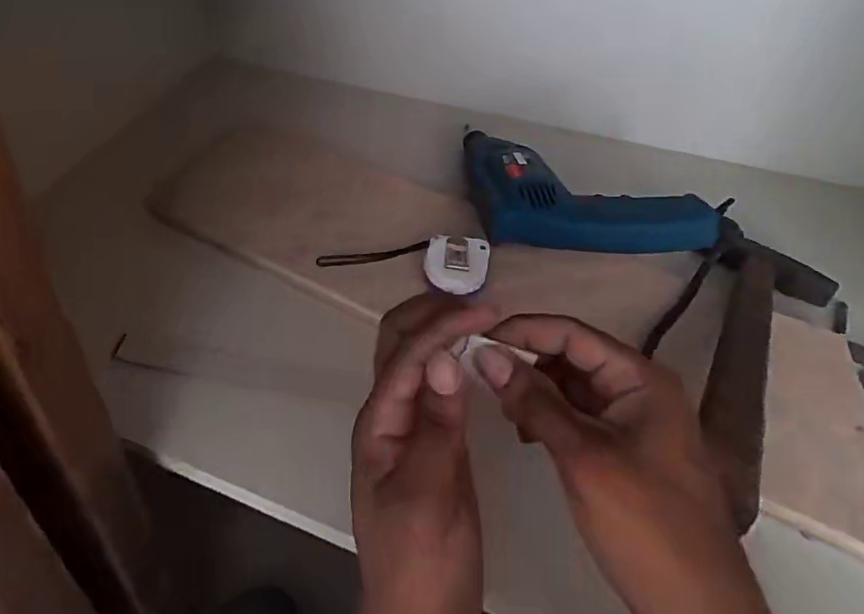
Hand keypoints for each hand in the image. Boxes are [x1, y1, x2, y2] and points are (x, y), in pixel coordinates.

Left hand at [351, 294, 500, 613]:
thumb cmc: (420, 560)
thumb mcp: (428, 497)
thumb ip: (436, 428)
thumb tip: (444, 359)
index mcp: (378, 422)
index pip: (406, 356)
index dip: (441, 327)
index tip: (485, 311)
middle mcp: (387, 412)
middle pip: (398, 342)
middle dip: (432, 313)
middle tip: (480, 305)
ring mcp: (407, 423)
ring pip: (415, 356)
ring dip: (440, 328)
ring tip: (481, 318)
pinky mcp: (431, 437)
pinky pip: (435, 382)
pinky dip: (453, 357)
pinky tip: (476, 356)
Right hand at [474, 315, 768, 613]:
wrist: (699, 611)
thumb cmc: (645, 524)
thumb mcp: (581, 456)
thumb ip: (533, 400)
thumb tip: (485, 353)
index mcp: (640, 378)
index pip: (572, 333)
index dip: (523, 329)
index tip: (477, 336)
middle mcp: (638, 388)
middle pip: (571, 355)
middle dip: (527, 362)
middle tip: (483, 376)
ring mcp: (633, 419)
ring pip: (570, 385)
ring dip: (535, 390)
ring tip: (504, 409)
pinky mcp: (623, 446)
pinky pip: (577, 413)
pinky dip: (548, 416)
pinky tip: (526, 432)